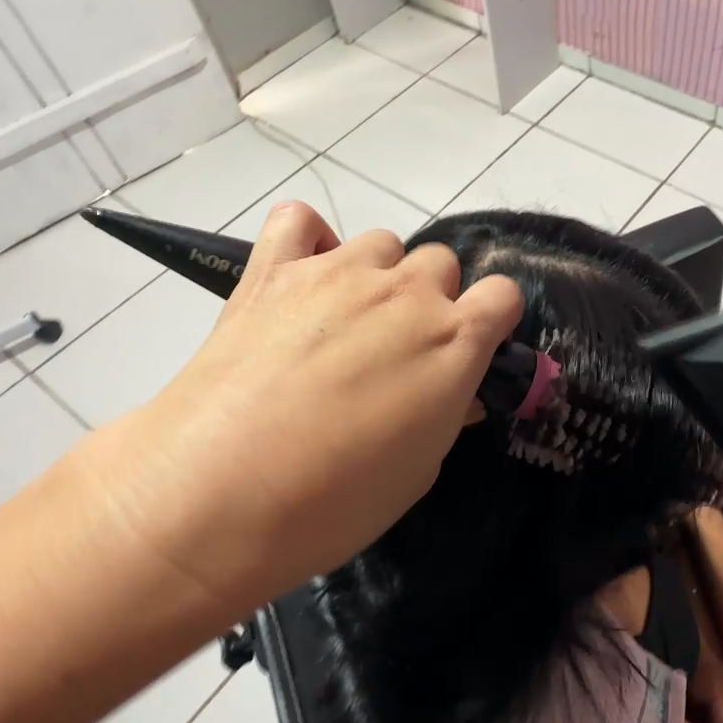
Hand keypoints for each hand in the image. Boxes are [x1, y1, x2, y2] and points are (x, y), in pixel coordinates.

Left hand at [68, 201, 522, 612]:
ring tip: (342, 321)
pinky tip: (299, 278)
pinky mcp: (275, 268)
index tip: (470, 350)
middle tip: (395, 350)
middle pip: (441, 264)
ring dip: (376, 275)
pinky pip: (300, 220)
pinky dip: (308, 240)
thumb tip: (457, 393)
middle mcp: (407, 293)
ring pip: (382, 243)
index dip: (490, 320)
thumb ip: (448, 414)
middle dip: (430, 300)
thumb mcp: (418, 472)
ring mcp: (339, 272)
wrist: (218, 494)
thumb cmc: (335, 502)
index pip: (503, 294)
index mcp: (454, 341)